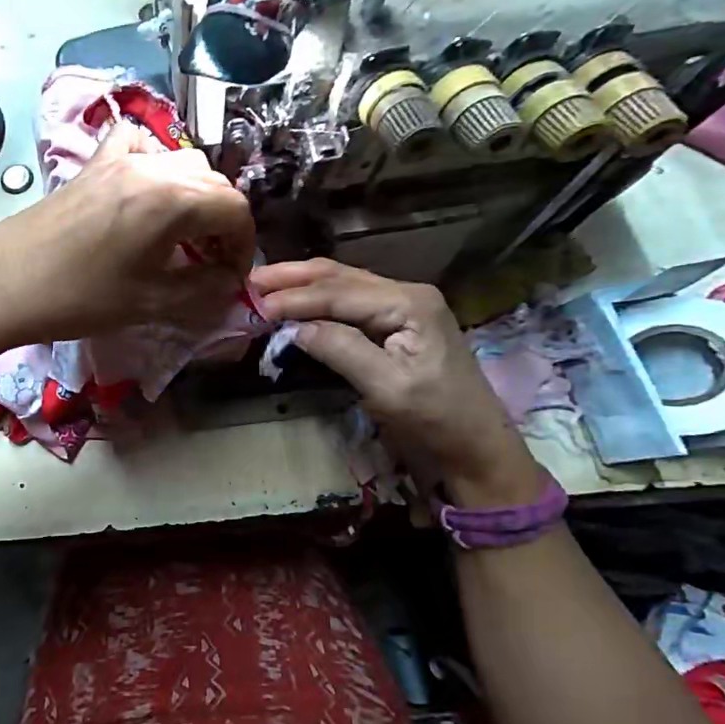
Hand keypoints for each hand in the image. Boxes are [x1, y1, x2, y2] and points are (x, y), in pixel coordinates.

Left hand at [0, 123, 255, 348]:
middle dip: (224, 223)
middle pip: (213, 183)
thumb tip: (230, 283)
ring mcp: (119, 159)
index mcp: (172, 199)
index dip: (245, 244)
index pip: (235, 209)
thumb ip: (202, 290)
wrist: (2, 284)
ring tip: (183, 236)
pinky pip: (136, 147)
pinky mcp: (93, 165)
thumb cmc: (78, 297)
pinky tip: (145, 192)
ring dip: (195, 197)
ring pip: (181, 163)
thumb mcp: (150, 302)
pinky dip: (154, 165)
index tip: (233, 276)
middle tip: (212, 262)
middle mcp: (152, 167)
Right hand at [251, 258, 541, 507]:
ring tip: (263, 284)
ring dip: (302, 285)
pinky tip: (296, 302)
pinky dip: (318, 301)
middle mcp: (406, 294)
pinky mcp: (397, 326)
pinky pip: (350, 304)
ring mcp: (403, 308)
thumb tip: (295, 328)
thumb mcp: (386, 387)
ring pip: (343, 285)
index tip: (254, 305)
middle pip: (339, 277)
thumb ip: (341, 349)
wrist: (475, 446)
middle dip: (293, 277)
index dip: (294, 297)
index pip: (339, 293)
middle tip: (250, 279)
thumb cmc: (435, 419)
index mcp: (409, 303)